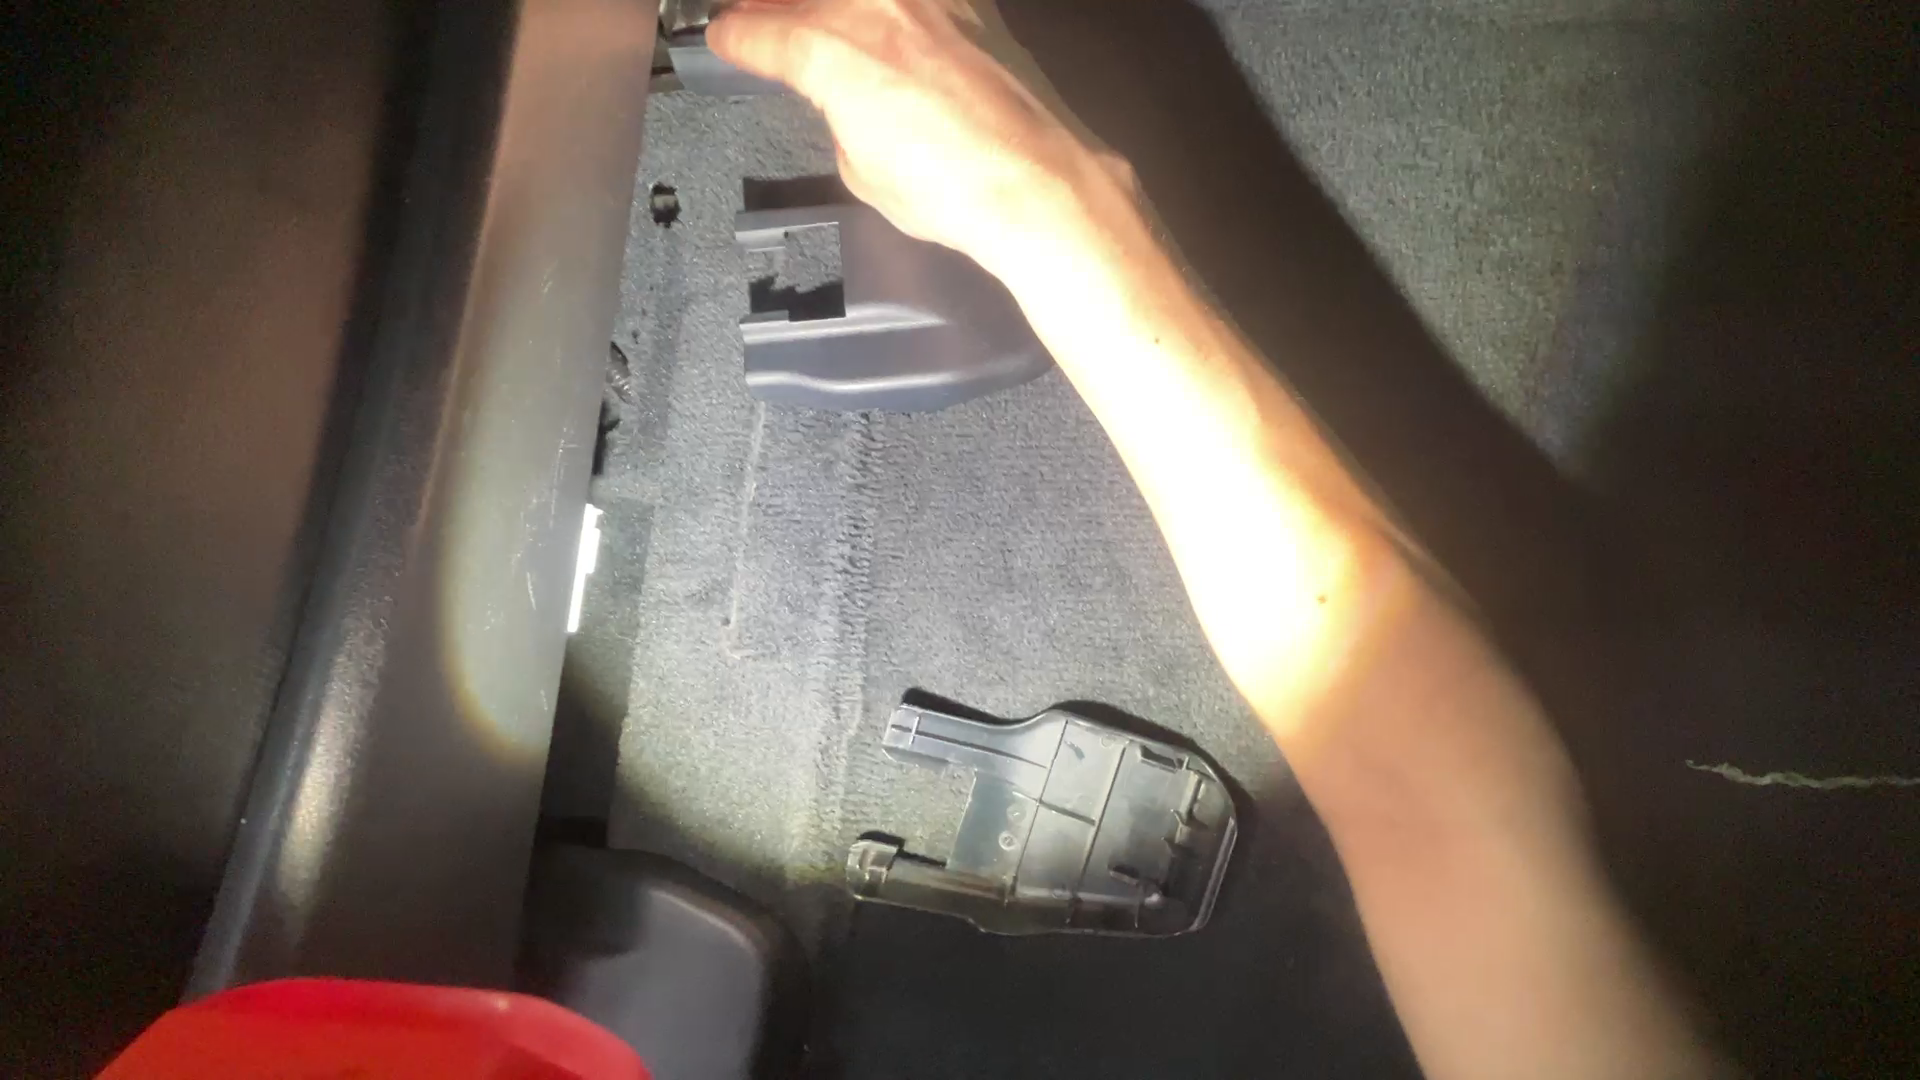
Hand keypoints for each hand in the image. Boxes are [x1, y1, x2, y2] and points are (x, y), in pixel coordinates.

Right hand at [708, 0, 1129, 273]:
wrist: (1033, 182)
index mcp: (834, 53)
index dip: (738, 39)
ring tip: (823, 23)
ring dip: (830, 7)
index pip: (765, 34)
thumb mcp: (866, 174)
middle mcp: (876, 5)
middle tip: (758, 15)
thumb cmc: (950, 190)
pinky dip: (890, 13)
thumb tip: (850, 111)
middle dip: (772, 5)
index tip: (727, 40)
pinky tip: (887, 24)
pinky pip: (914, 2)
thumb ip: (844, 124)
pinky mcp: (972, 6)